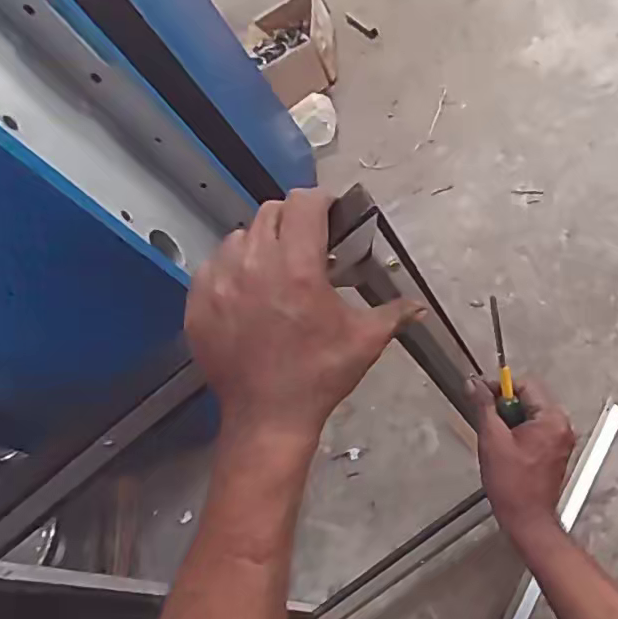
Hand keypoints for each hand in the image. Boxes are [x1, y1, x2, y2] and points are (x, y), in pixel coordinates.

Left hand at [186, 189, 423, 447]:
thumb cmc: (321, 375)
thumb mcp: (365, 342)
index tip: (330, 216)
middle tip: (308, 248)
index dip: (321, 202)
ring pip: (240, 237)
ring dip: (262, 244)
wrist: (268, 416)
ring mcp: (219, 281)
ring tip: (276, 273)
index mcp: (298, 268)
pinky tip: (248, 295)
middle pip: (270, 213)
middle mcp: (254, 264)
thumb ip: (394, 314)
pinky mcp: (197, 301)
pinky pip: (214, 265)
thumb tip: (420, 306)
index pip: (304, 203)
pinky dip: (233, 270)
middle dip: (293, 223)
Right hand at [469, 376, 575, 533]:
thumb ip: (484, 407)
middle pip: (530, 399)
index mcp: (552, 419)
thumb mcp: (492, 439)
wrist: (526, 519)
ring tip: (497, 441)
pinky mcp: (555, 452)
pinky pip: (535, 431)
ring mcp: (560, 440)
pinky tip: (505, 450)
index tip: (482, 393)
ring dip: (510, 421)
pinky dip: (518, 434)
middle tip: (488, 422)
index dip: (500, 387)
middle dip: (505, 406)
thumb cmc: (514, 487)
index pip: (525, 384)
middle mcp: (561, 427)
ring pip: (531, 415)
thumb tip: (475, 385)